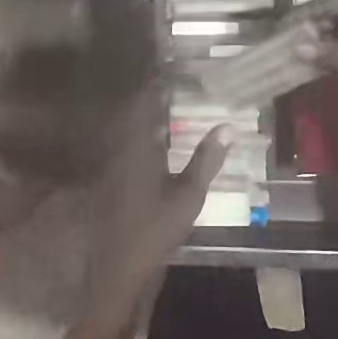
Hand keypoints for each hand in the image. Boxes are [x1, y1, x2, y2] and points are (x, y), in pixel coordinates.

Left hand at [85, 91, 229, 322]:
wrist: (120, 265)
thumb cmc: (157, 229)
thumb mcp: (189, 194)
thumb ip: (207, 159)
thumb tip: (227, 126)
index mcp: (138, 146)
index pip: (148, 101)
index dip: (163, 83)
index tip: (184, 73)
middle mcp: (119, 147)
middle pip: (136, 110)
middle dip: (157, 96)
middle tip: (183, 89)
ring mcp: (111, 163)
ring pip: (129, 127)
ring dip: (150, 116)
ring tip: (175, 111)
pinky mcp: (109, 178)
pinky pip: (126, 145)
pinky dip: (143, 136)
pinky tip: (160, 145)